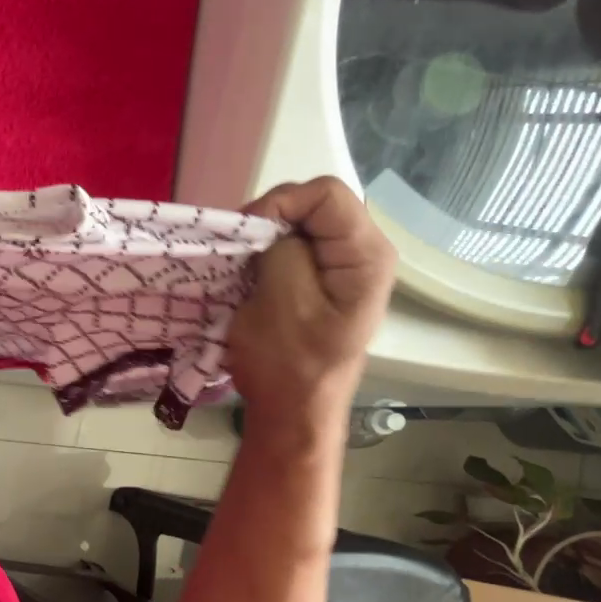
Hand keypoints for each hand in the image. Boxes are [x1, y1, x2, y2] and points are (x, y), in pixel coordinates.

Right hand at [229, 177, 396, 418]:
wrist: (292, 408)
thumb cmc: (287, 362)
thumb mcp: (281, 304)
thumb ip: (282, 252)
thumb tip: (268, 227)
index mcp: (365, 255)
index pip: (326, 194)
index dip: (279, 203)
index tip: (243, 235)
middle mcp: (362, 251)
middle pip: (313, 204)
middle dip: (268, 220)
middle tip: (235, 252)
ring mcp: (340, 265)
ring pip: (298, 224)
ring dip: (262, 239)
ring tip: (239, 266)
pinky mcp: (317, 278)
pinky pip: (290, 247)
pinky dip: (262, 254)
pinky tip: (248, 275)